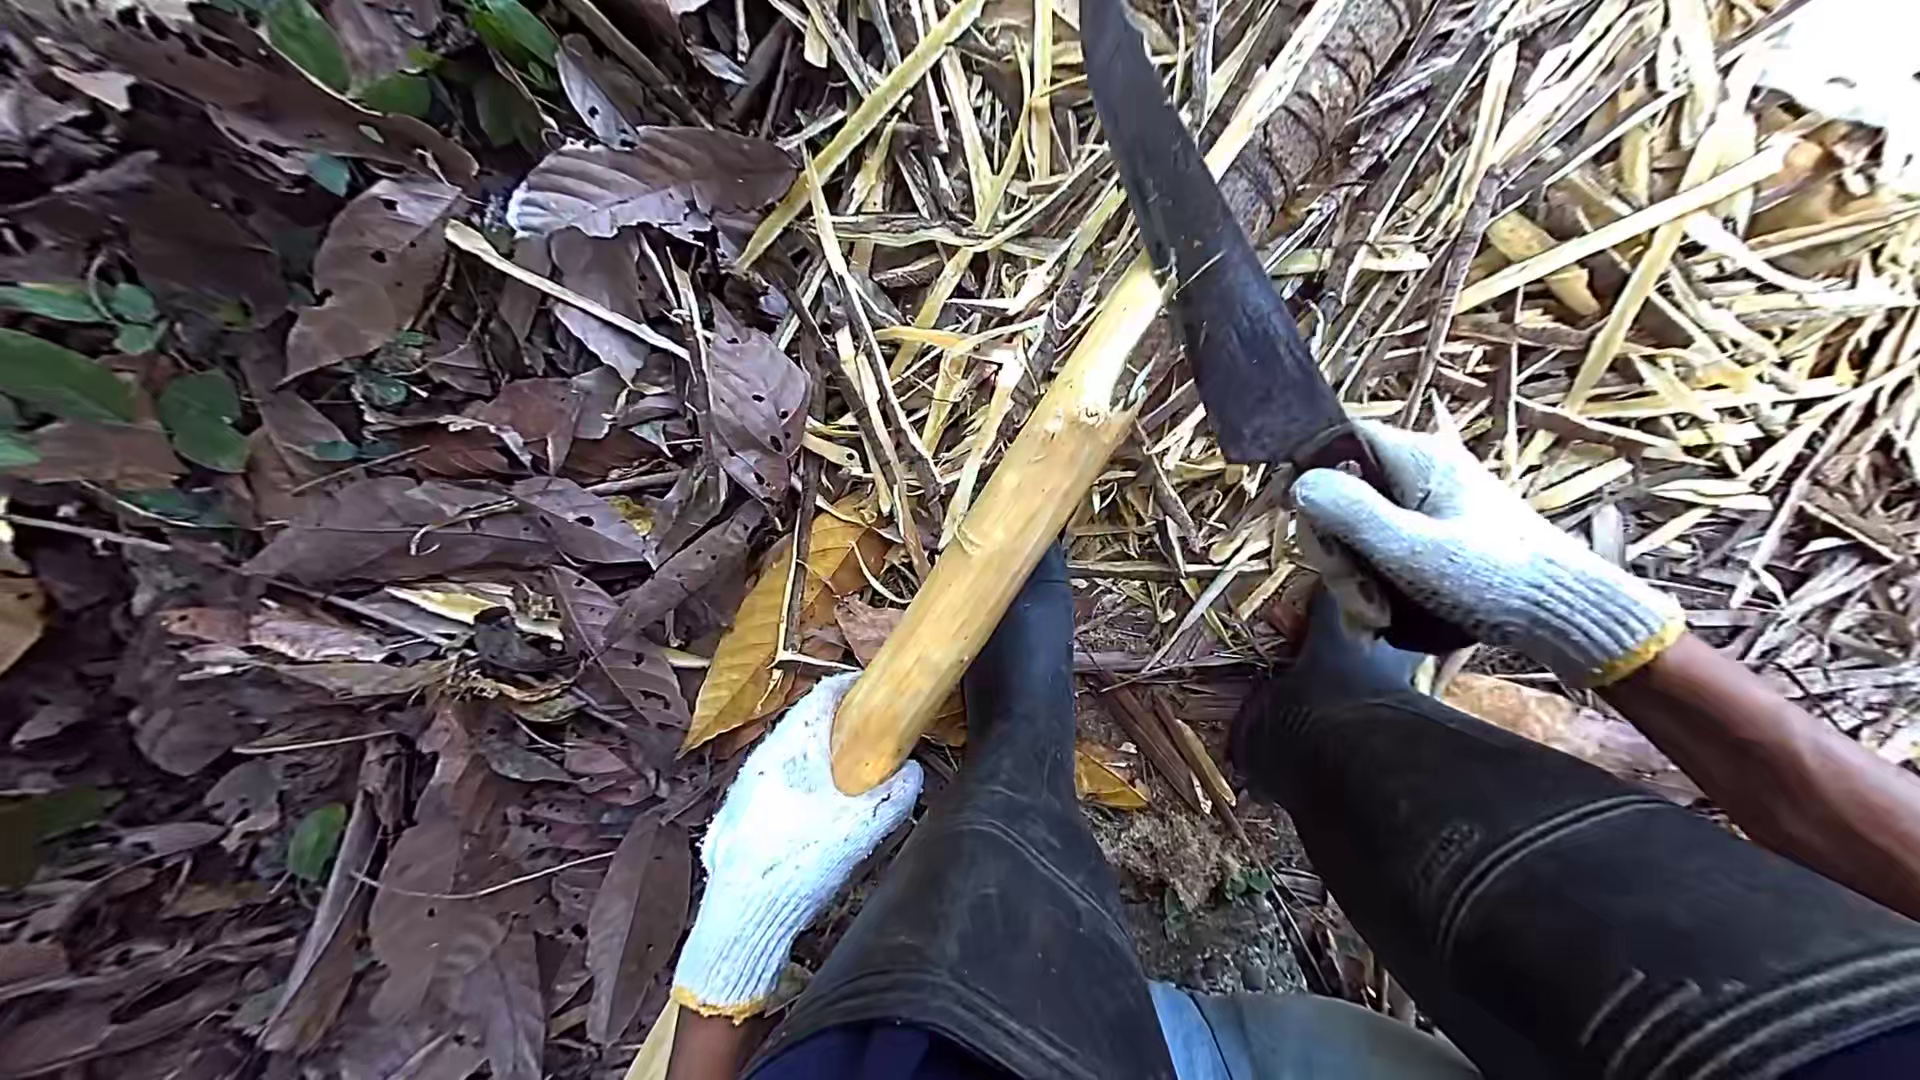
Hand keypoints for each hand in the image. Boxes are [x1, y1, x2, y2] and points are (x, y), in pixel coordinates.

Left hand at [671, 673, 921, 1018]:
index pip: (826, 692)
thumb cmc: (800, 866)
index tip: (875, 690)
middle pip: (807, 720)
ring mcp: (743, 784)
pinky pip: (771, 780)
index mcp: (792, 745)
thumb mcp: (863, 827)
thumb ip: (897, 793)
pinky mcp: (734, 813)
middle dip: (839, 724)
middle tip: (868, 738)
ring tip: (843, 778)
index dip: (854, 686)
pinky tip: (810, 815)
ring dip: (817, 754)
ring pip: (787, 751)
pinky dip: (796, 782)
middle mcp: (762, 756)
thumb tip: (911, 772)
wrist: (740, 921)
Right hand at [1292, 420, 1683, 685]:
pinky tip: (1382, 618)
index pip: (1336, 439)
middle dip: (1333, 548)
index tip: (1298, 515)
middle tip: (1354, 591)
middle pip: (1336, 496)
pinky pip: (1374, 553)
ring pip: (1350, 532)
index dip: (1307, 471)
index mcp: (1415, 458)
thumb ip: (1349, 511)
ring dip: (1351, 578)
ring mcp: (1420, 508)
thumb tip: (1295, 482)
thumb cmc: (1494, 579)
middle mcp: (1414, 475)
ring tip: (1375, 616)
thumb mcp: (1410, 548)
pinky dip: (1370, 586)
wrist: (1571, 619)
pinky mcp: (1426, 539)